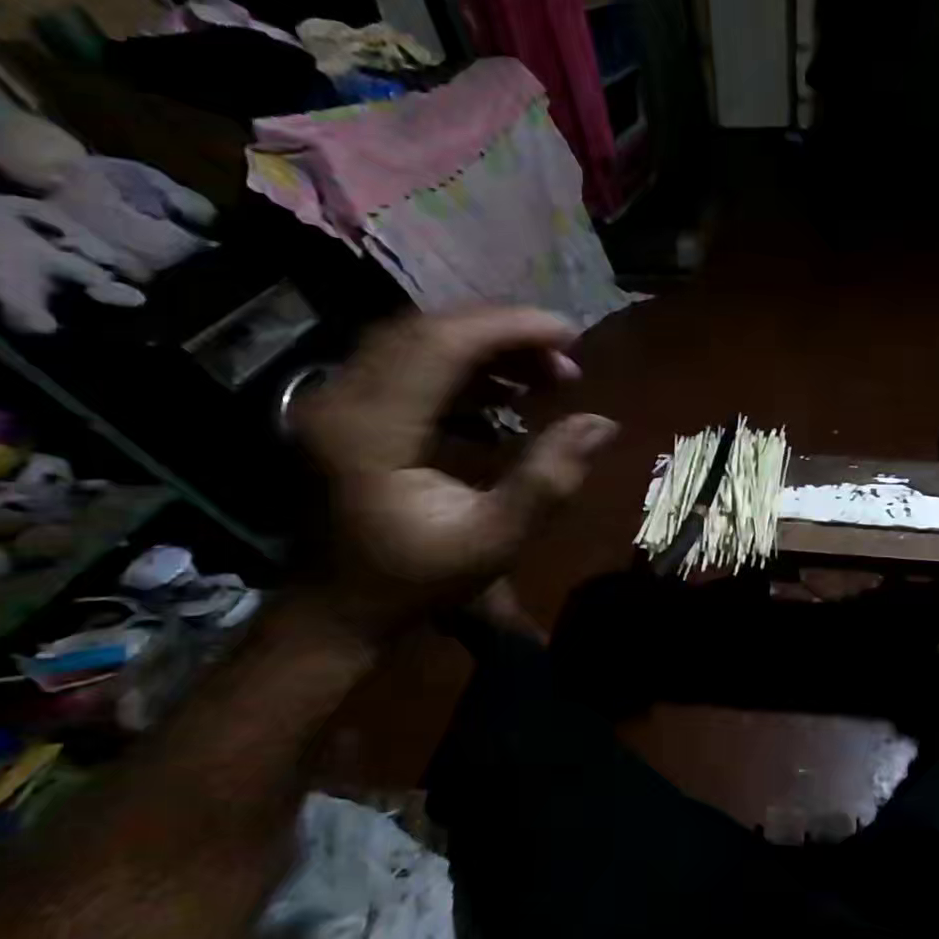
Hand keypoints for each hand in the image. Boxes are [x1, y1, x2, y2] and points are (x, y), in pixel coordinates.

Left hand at [297, 308, 615, 632]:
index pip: (441, 344)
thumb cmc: (414, 580)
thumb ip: (549, 480)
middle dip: (505, 333)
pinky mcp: (346, 408)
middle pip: (429, 330)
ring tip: (544, 374)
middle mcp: (342, 397)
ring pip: (417, 340)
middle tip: (565, 361)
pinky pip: (408, 362)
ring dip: (487, 346)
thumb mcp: (494, 540)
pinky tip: (504, 394)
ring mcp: (337, 400)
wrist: (336, 610)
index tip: (570, 336)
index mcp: (371, 429)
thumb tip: (602, 423)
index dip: (510, 328)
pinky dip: (463, 366)